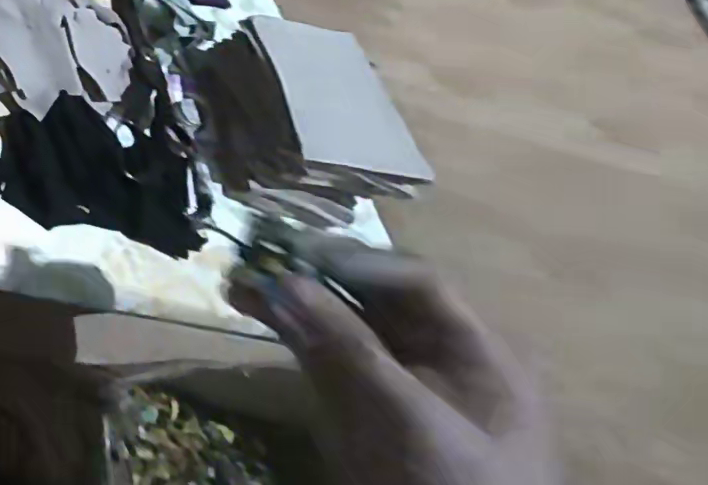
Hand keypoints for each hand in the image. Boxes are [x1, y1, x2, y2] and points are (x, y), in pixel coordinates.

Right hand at [230, 244, 557, 484]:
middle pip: (363, 285)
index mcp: (470, 352)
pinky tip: (239, 298)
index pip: (417, 281)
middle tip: (260, 247)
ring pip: (326, 305)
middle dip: (309, 264)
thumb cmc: (455, 483)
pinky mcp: (342, 381)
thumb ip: (350, 346)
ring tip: (237, 273)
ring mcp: (378, 363)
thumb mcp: (412, 417)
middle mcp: (422, 346)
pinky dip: (271, 313)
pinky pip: (304, 333)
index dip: (361, 260)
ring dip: (280, 285)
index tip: (305, 253)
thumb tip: (285, 278)